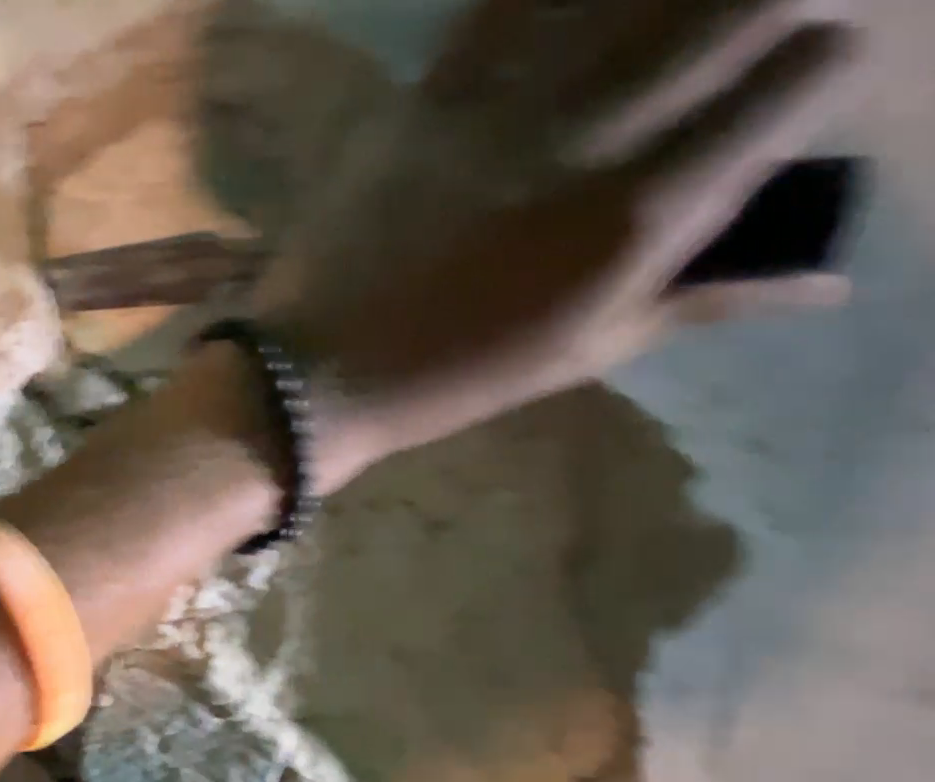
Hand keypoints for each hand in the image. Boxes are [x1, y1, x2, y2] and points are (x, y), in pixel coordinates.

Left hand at [245, 0, 864, 475]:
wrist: (321, 369)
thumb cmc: (455, 375)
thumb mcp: (589, 349)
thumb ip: (707, 294)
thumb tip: (828, 271)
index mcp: (642, 211)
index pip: (801, 76)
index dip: (819, 67)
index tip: (795, 82)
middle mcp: (590, 136)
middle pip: (734, 4)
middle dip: (767, 4)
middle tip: (741, 32)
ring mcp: (502, 106)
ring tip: (657, 20)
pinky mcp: (427, 96)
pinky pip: (509, 2)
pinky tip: (565, 14)